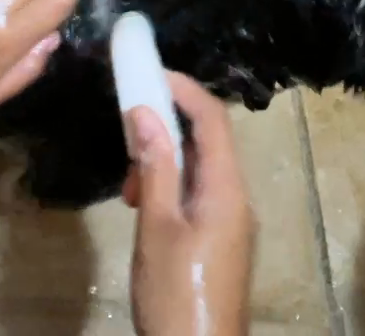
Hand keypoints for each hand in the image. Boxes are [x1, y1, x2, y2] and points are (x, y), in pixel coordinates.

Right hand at [124, 74, 256, 335]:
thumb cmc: (176, 293)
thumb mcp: (158, 228)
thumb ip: (155, 167)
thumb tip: (145, 110)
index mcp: (227, 188)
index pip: (212, 117)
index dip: (183, 87)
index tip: (147, 71)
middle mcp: (235, 195)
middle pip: (207, 137)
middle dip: (167, 123)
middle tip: (129, 125)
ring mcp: (229, 218)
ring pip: (198, 165)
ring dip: (163, 157)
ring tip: (130, 181)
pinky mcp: (218, 237)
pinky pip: (196, 190)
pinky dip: (169, 183)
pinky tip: (142, 203)